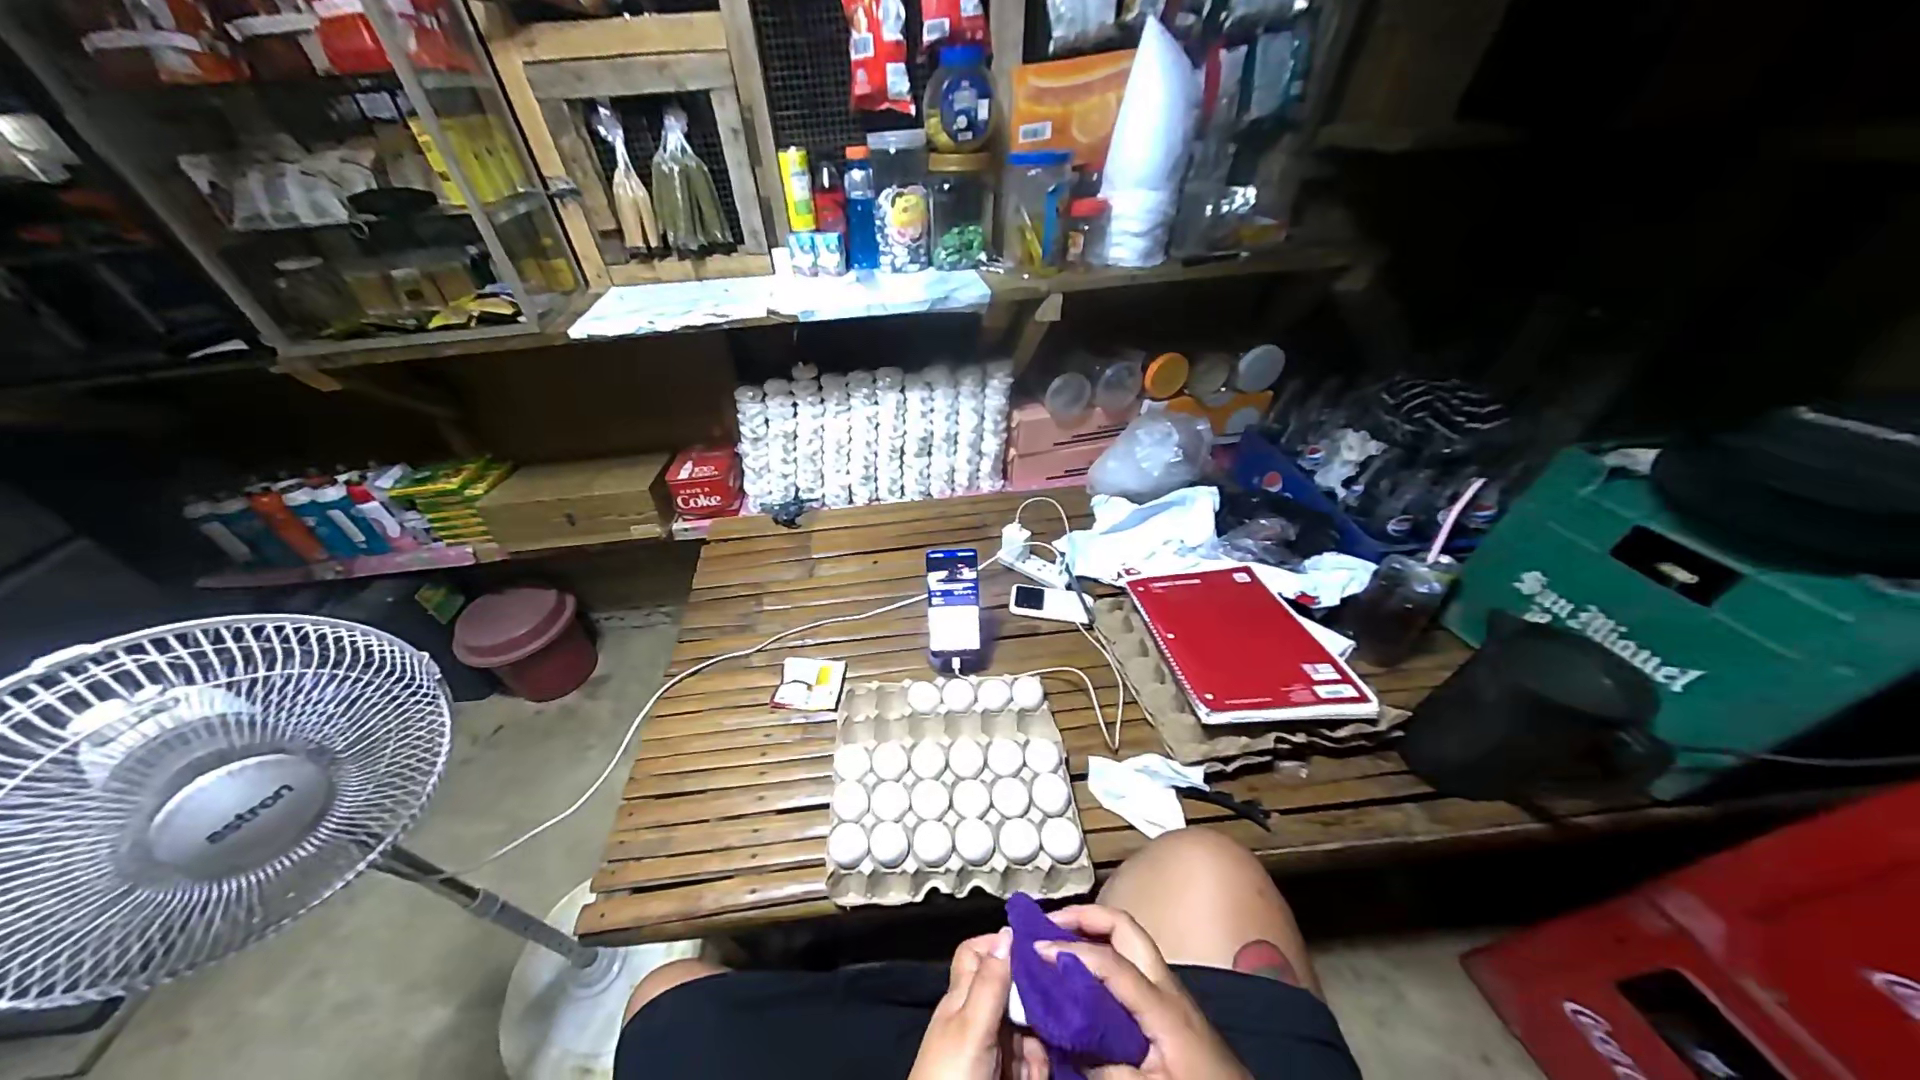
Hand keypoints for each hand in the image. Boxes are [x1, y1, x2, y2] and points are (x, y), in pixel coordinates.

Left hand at [910, 929, 1051, 1079]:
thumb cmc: (951, 1077)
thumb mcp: (970, 1026)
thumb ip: (990, 982)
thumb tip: (1008, 932)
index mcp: (962, 997)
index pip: (978, 953)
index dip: (1001, 945)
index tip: (1034, 948)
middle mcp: (978, 1017)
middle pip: (1013, 992)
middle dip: (1035, 1003)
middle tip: (1052, 1012)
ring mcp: (992, 1049)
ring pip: (1026, 1029)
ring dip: (1038, 1043)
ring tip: (1038, 1061)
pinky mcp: (1005, 1076)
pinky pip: (1029, 1061)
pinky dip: (1036, 1069)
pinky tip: (1035, 1077)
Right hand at [1043, 906, 1251, 1079]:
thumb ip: (1110, 1073)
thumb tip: (1069, 1047)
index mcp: (1162, 1006)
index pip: (1112, 962)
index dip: (1073, 952)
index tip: (1038, 950)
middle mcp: (1165, 983)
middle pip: (1125, 926)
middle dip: (1085, 915)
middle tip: (1049, 924)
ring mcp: (1169, 987)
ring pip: (1128, 936)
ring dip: (1092, 927)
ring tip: (1058, 936)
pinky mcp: (1168, 998)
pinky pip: (1131, 957)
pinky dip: (1102, 948)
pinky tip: (1082, 967)